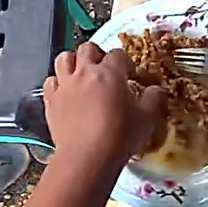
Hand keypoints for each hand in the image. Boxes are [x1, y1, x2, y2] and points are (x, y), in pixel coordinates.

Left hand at [42, 43, 165, 169]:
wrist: (87, 157)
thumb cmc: (120, 136)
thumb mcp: (147, 118)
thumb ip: (154, 98)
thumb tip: (157, 89)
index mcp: (110, 72)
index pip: (118, 54)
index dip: (126, 63)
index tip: (132, 77)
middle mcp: (84, 72)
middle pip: (88, 49)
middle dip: (98, 55)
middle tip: (106, 71)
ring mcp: (64, 85)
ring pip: (64, 58)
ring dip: (74, 62)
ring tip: (81, 75)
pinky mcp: (51, 101)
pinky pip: (50, 81)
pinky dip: (58, 83)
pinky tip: (66, 93)